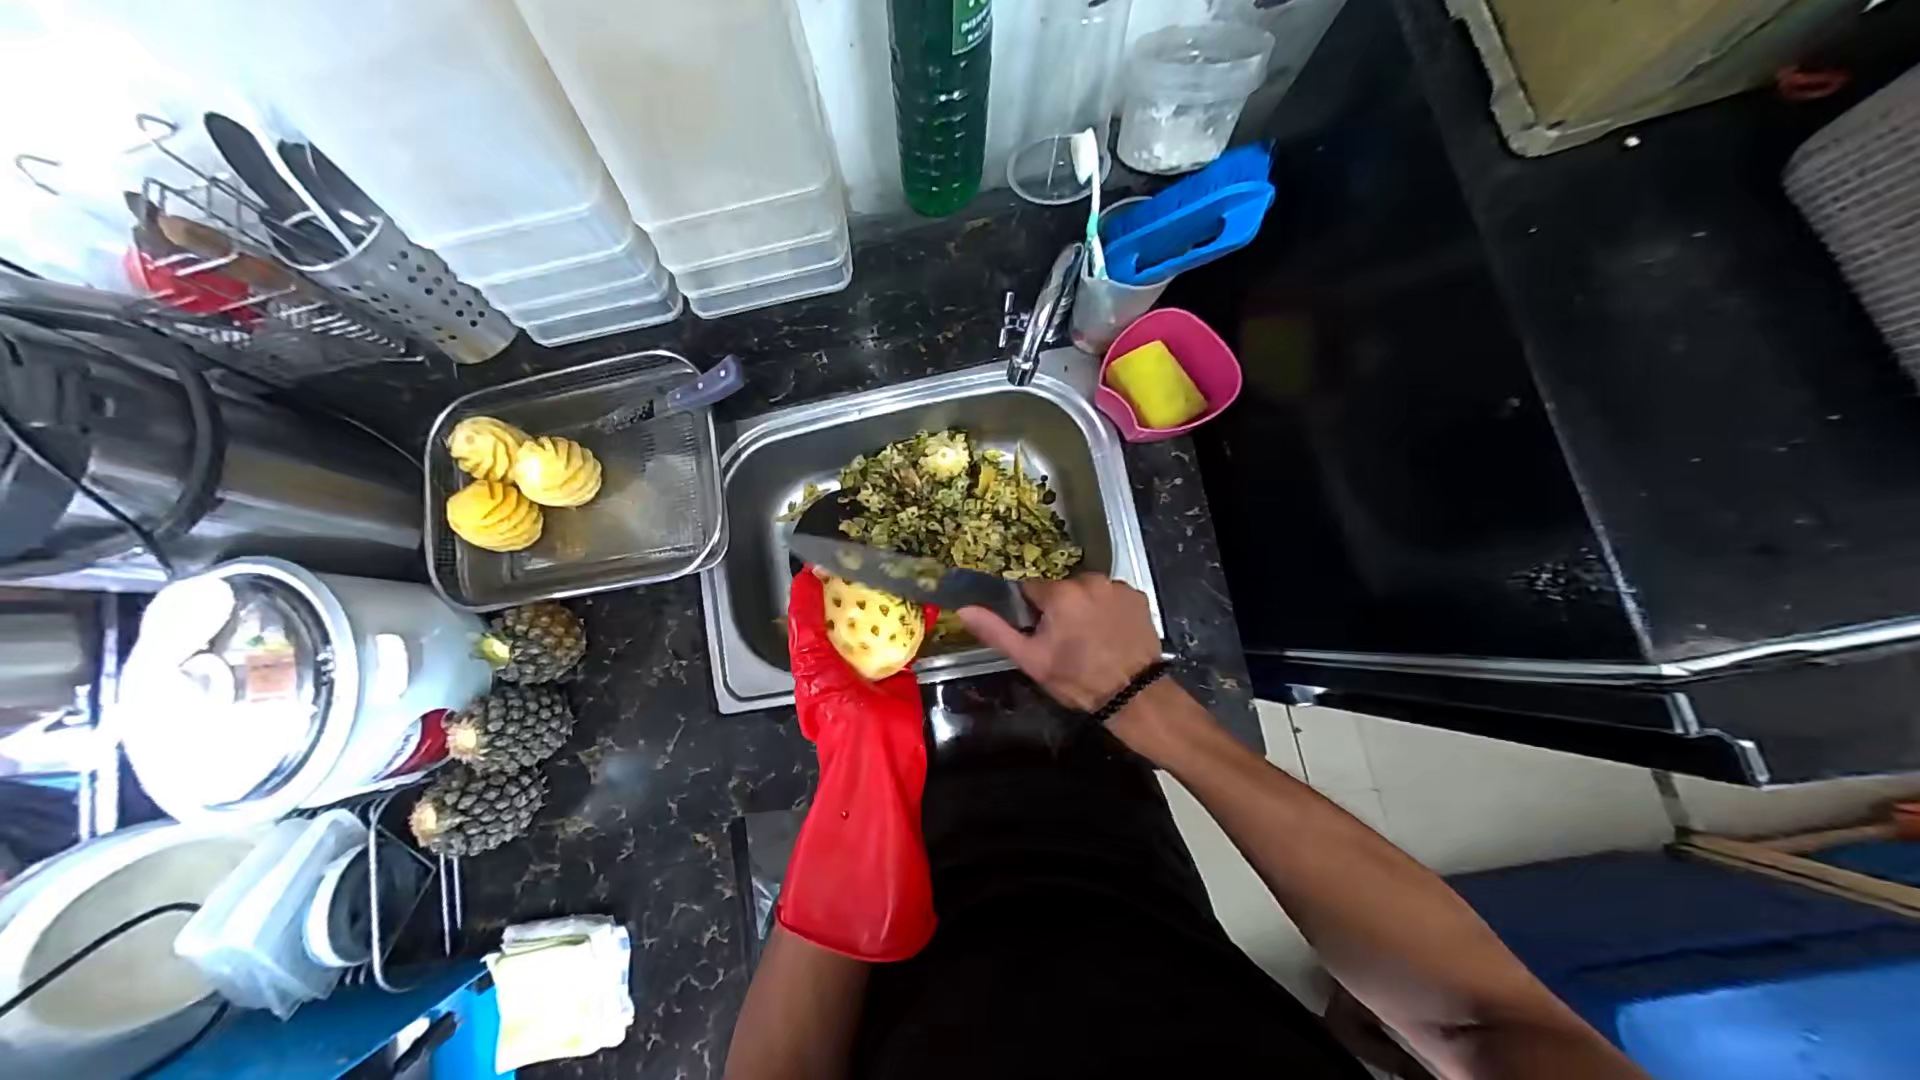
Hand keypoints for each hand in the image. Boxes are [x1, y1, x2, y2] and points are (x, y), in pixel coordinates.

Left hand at [778, 570, 936, 961]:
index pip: (810, 613)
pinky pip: (907, 639)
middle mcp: (841, 657)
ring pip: (879, 621)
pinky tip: (927, 599)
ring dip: (889, 598)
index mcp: (813, 658)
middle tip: (871, 556)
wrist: (878, 755)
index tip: (829, 556)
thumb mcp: (814, 666)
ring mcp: (872, 663)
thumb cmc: (839, 714)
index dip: (816, 585)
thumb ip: (808, 628)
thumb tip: (804, 583)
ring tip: (898, 569)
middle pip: (847, 614)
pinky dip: (917, 620)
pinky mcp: (900, 670)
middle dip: (857, 586)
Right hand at [956, 573, 1161, 711]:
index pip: (1032, 589)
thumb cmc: (1076, 679)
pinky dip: (1109, 608)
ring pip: (1088, 590)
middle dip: (1061, 608)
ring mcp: (1117, 586)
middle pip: (1062, 588)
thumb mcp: (1030, 659)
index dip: (1034, 612)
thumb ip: (996, 631)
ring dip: (1085, 606)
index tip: (1042, 634)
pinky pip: (1112, 595)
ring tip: (1091, 637)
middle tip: (1067, 640)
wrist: (1132, 695)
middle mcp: (1089, 580)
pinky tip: (1111, 632)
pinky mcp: (1138, 596)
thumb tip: (964, 609)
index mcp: (1060, 592)